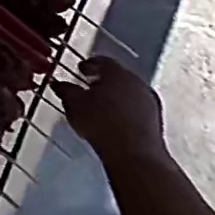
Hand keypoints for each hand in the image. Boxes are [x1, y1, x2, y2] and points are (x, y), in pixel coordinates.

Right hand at [53, 56, 167, 164]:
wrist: (133, 153)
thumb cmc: (101, 122)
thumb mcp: (72, 103)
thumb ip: (65, 89)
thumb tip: (60, 85)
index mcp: (117, 73)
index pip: (101, 61)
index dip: (88, 64)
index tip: (80, 68)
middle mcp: (137, 83)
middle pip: (117, 76)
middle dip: (102, 80)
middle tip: (87, 85)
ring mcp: (149, 102)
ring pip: (128, 91)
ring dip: (114, 95)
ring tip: (97, 104)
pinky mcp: (155, 119)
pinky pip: (135, 107)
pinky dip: (123, 108)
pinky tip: (110, 118)